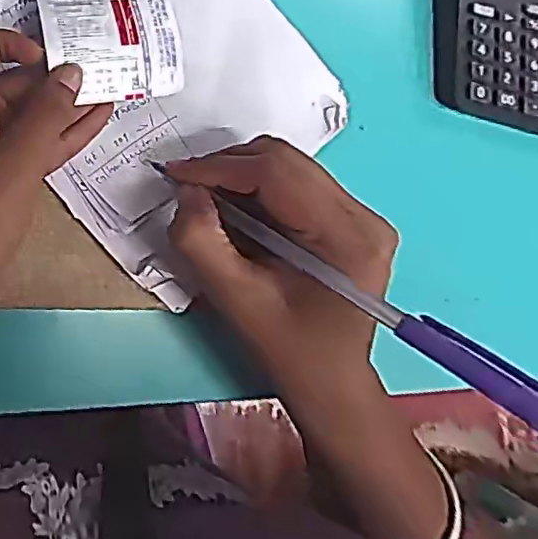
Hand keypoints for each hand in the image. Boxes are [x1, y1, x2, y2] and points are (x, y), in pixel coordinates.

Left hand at [0, 30, 113, 317]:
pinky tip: (95, 122)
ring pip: (30, 116)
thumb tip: (70, 73)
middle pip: (12, 83)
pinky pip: (34, 145)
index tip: (43, 57)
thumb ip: (46, 117)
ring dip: (66, 105)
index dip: (5, 42)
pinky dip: (61, 134)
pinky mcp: (2, 176)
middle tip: (103, 69)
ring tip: (112, 91)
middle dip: (54, 76)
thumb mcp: (16, 164)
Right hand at [164, 135, 397, 394]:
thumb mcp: (233, 297)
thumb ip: (200, 239)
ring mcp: (359, 215)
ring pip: (284, 164)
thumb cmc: (286, 346)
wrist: (330, 379)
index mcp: (346, 237)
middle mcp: (362, 216)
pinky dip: (252, 187)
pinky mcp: (346, 217)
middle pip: (282, 159)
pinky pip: (289, 180)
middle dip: (225, 166)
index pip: (276, 173)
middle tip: (187, 188)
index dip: (218, 167)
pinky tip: (234, 212)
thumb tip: (188, 190)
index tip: (174, 175)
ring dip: (237, 175)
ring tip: (207, 201)